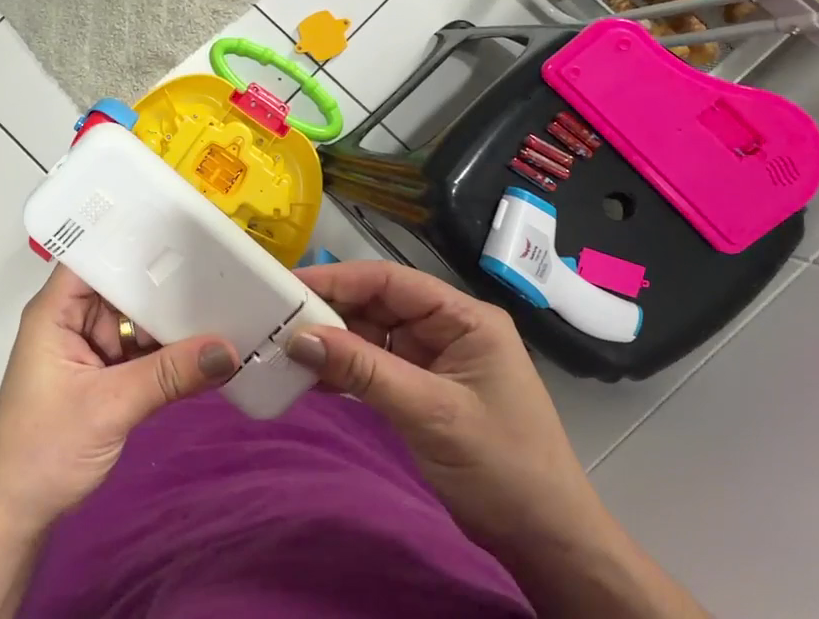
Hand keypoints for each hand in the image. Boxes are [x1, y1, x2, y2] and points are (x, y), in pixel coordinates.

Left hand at [0, 264, 238, 531]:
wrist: (18, 513)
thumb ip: (169, 376)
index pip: (94, 255)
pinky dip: (171, 351)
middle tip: (225, 266)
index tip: (181, 227)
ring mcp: (92, 348)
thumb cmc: (44, 450)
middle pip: (125, 285)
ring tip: (230, 299)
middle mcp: (73, 320)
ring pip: (139, 320)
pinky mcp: (107, 376)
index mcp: (56, 311)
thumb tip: (229, 349)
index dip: (132, 238)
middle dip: (168, 280)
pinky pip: (144, 351)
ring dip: (175, 319)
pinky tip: (211, 343)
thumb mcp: (109, 407)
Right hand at [286, 261, 610, 554]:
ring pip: (370, 335)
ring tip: (281, 346)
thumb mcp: (430, 412)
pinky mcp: (421, 390)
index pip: (390, 280)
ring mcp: (434, 361)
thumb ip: (363, 370)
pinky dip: (342, 371)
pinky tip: (308, 377)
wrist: (544, 539)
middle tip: (274, 318)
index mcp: (464, 318)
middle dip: (328, 310)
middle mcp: (447, 330)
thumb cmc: (502, 465)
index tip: (287, 286)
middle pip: (376, 304)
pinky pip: (372, 367)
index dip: (337, 279)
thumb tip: (298, 338)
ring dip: (330, 342)